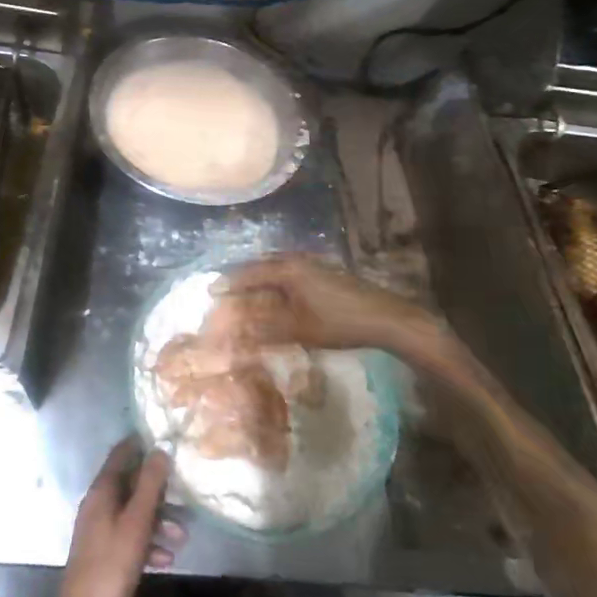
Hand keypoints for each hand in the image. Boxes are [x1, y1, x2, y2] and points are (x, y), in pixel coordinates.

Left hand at [52, 440, 177, 596]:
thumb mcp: (136, 524)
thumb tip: (161, 447)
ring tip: (182, 536)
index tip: (168, 441)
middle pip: (130, 484)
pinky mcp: (102, 551)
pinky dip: (147, 542)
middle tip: (185, 495)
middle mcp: (97, 504)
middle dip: (159, 490)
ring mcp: (98, 528)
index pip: (121, 454)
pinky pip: (128, 536)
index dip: (143, 444)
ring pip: (132, 512)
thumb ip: (150, 486)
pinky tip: (166, 559)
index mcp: (101, 491)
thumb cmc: (111, 567)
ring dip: (157, 520)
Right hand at [220, 258, 470, 367]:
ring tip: (243, 297)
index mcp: (287, 269)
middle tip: (223, 294)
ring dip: (258, 282)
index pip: (248, 274)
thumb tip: (236, 335)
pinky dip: (274, 285)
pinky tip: (274, 299)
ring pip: (276, 271)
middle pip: (260, 267)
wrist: (387, 318)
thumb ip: (265, 330)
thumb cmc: (340, 322)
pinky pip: (289, 275)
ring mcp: (312, 265)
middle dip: (241, 280)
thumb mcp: (299, 330)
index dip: (228, 285)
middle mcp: (297, 261)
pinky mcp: (324, 274)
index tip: (209, 293)